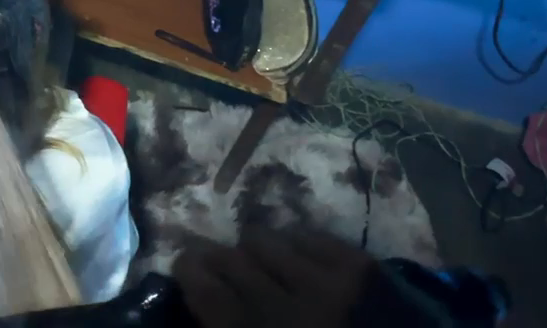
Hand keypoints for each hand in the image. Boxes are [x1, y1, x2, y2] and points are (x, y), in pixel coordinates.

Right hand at [174, 229, 391, 327]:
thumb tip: (208, 305)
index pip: (208, 294)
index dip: (189, 273)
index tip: (185, 267)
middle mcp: (288, 310)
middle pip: (231, 261)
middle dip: (217, 259)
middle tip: (217, 265)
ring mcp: (328, 285)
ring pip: (263, 239)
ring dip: (257, 252)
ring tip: (265, 265)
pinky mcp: (361, 268)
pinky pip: (307, 236)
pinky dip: (297, 247)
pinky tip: (303, 265)